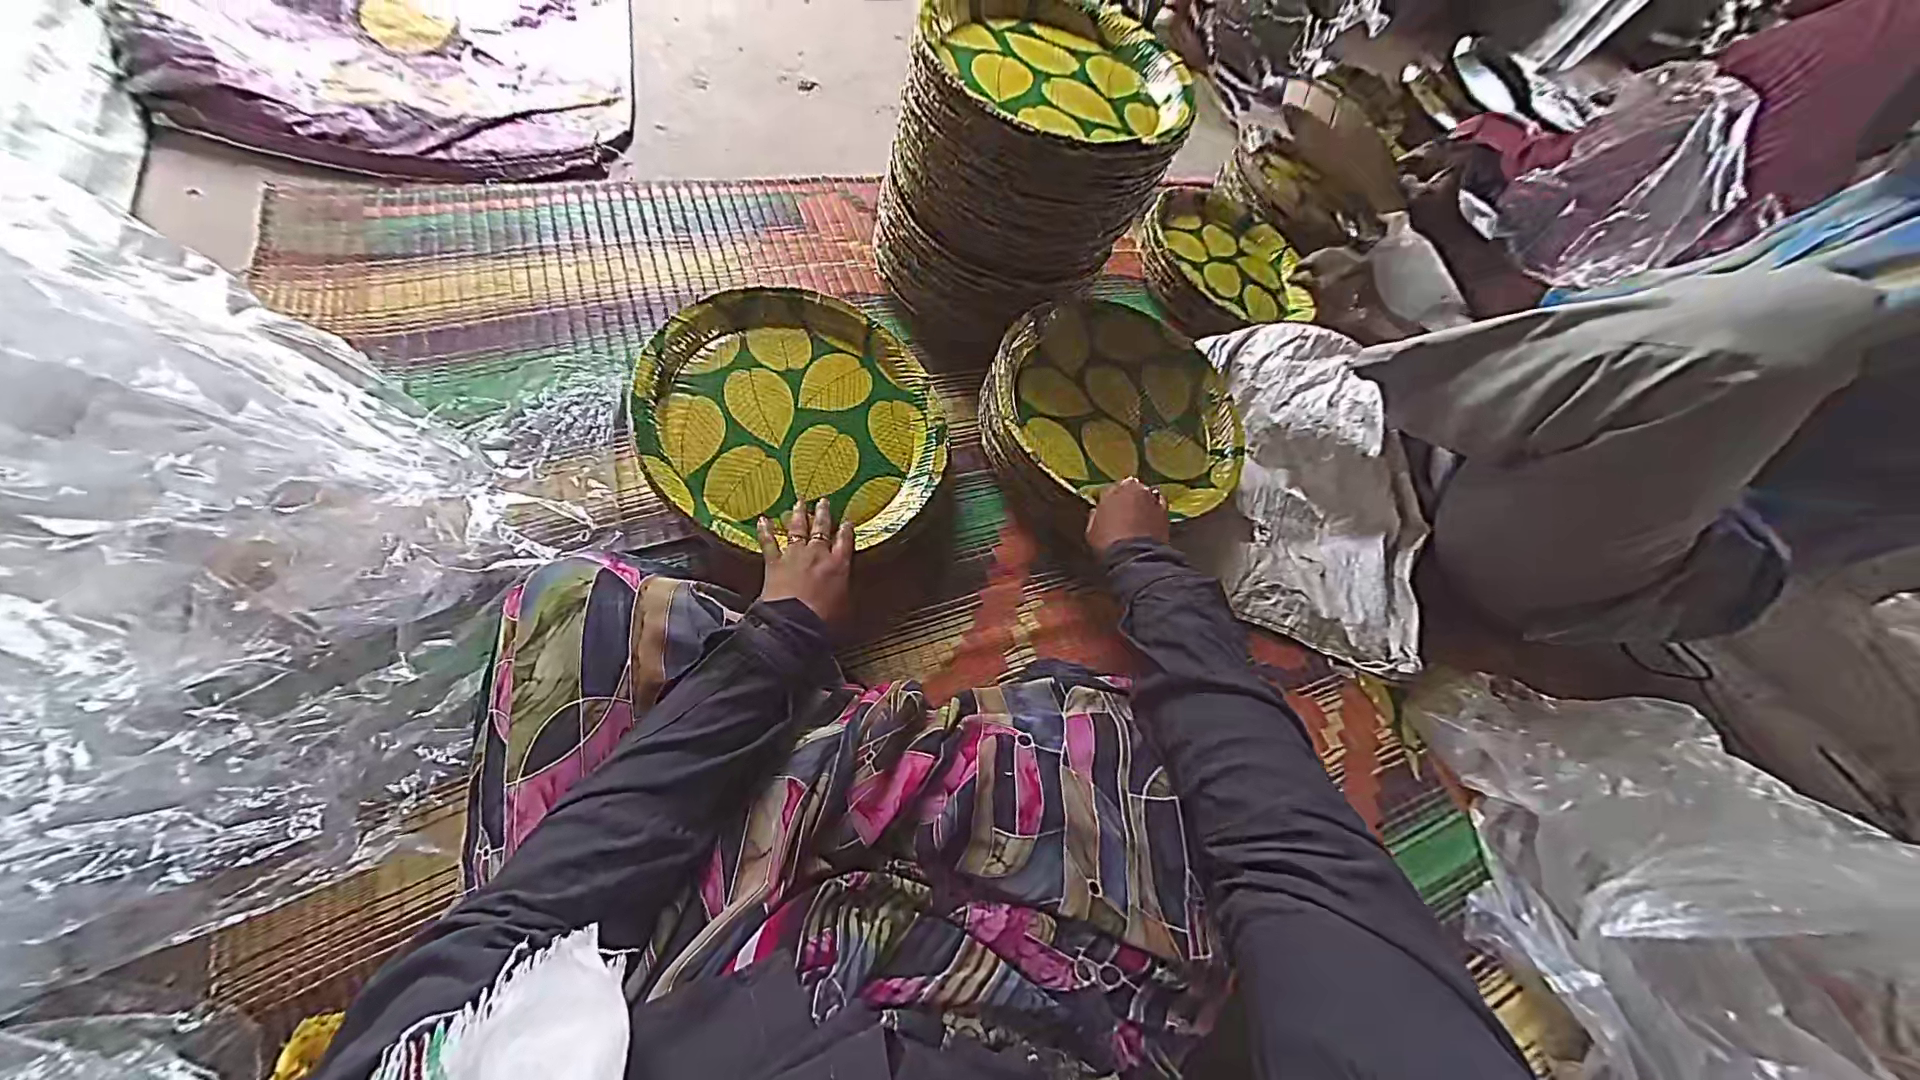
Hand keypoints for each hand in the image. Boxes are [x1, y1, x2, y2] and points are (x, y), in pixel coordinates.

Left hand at [758, 499, 853, 626]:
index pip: (845, 541)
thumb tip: (847, 592)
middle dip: (823, 514)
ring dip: (799, 515)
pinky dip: (765, 531)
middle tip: (822, 501)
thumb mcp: (845, 606)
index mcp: (839, 565)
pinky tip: (763, 520)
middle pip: (821, 528)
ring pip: (798, 529)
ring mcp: (795, 555)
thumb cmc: (824, 618)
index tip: (847, 521)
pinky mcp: (775, 562)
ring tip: (799, 503)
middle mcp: (818, 554)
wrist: (794, 623)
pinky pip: (769, 542)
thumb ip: (845, 592)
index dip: (846, 529)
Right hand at [1085, 478, 1168, 554]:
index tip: (1108, 512)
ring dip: (1142, 503)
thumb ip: (1095, 516)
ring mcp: (1151, 498)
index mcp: (1111, 490)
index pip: (1110, 491)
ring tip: (1139, 518)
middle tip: (1124, 513)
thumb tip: (1097, 511)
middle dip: (1127, 498)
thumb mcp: (1092, 531)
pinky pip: (1158, 507)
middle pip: (1130, 489)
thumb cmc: (1107, 543)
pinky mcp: (1165, 511)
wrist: (1135, 557)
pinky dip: (1154, 512)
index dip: (1109, 502)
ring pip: (1145, 496)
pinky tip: (1150, 523)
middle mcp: (1133, 488)